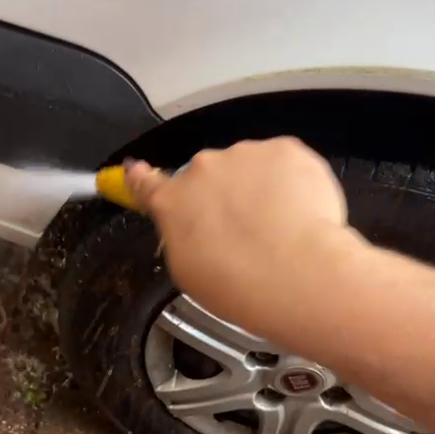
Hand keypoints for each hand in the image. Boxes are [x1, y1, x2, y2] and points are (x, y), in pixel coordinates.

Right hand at [127, 139, 356, 343]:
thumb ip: (180, 237)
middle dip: (222, 196)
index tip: (137, 172)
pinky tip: (297, 214)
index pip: (148, 184)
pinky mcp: (285, 149)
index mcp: (173, 203)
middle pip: (208, 176)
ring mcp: (245, 154)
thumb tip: (188, 227)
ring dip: (257, 189)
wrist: (293, 274)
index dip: (142, 179)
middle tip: (242, 233)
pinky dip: (290, 182)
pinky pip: (283, 162)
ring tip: (276, 230)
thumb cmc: (237, 284)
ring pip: (248, 167)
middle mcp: (203, 169)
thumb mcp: (188, 272)